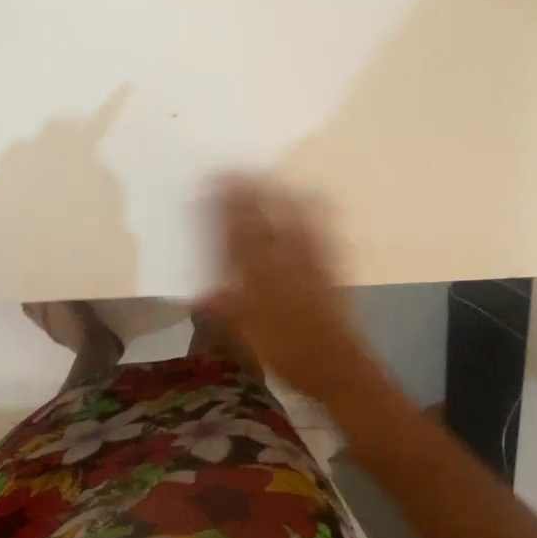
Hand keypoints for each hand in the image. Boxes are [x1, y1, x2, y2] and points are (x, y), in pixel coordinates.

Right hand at [203, 175, 380, 403]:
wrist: (337, 366)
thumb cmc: (285, 352)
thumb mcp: (244, 334)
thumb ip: (223, 307)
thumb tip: (199, 294)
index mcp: (258, 272)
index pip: (235, 230)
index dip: (221, 205)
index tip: (208, 183)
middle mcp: (285, 258)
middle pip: (264, 214)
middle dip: (247, 189)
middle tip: (233, 171)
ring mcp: (313, 257)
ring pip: (294, 214)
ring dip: (278, 191)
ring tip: (267, 176)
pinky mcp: (334, 263)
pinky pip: (324, 228)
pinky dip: (315, 208)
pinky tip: (313, 198)